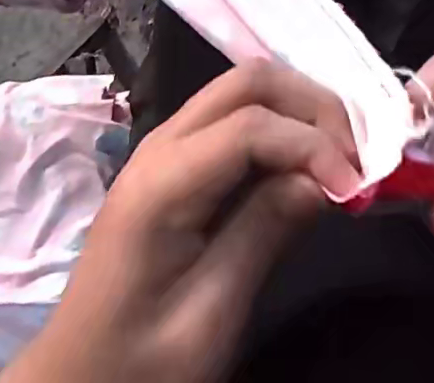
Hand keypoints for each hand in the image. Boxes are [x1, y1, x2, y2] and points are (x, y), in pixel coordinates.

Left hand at [3, 62, 361, 382]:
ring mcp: (169, 142)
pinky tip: (308, 155)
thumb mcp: (208, 317)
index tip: (357, 188)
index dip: (312, 146)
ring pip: (247, 86)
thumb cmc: (138, 366)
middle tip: (356, 156)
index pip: (250, 126)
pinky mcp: (180, 155)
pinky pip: (239, 112)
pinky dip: (284, 120)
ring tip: (341, 154)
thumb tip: (327, 178)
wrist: (76, 380)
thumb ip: (265, 233)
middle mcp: (163, 142)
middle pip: (250, 81)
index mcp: (161, 183)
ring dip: (301, 107)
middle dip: (313, 106)